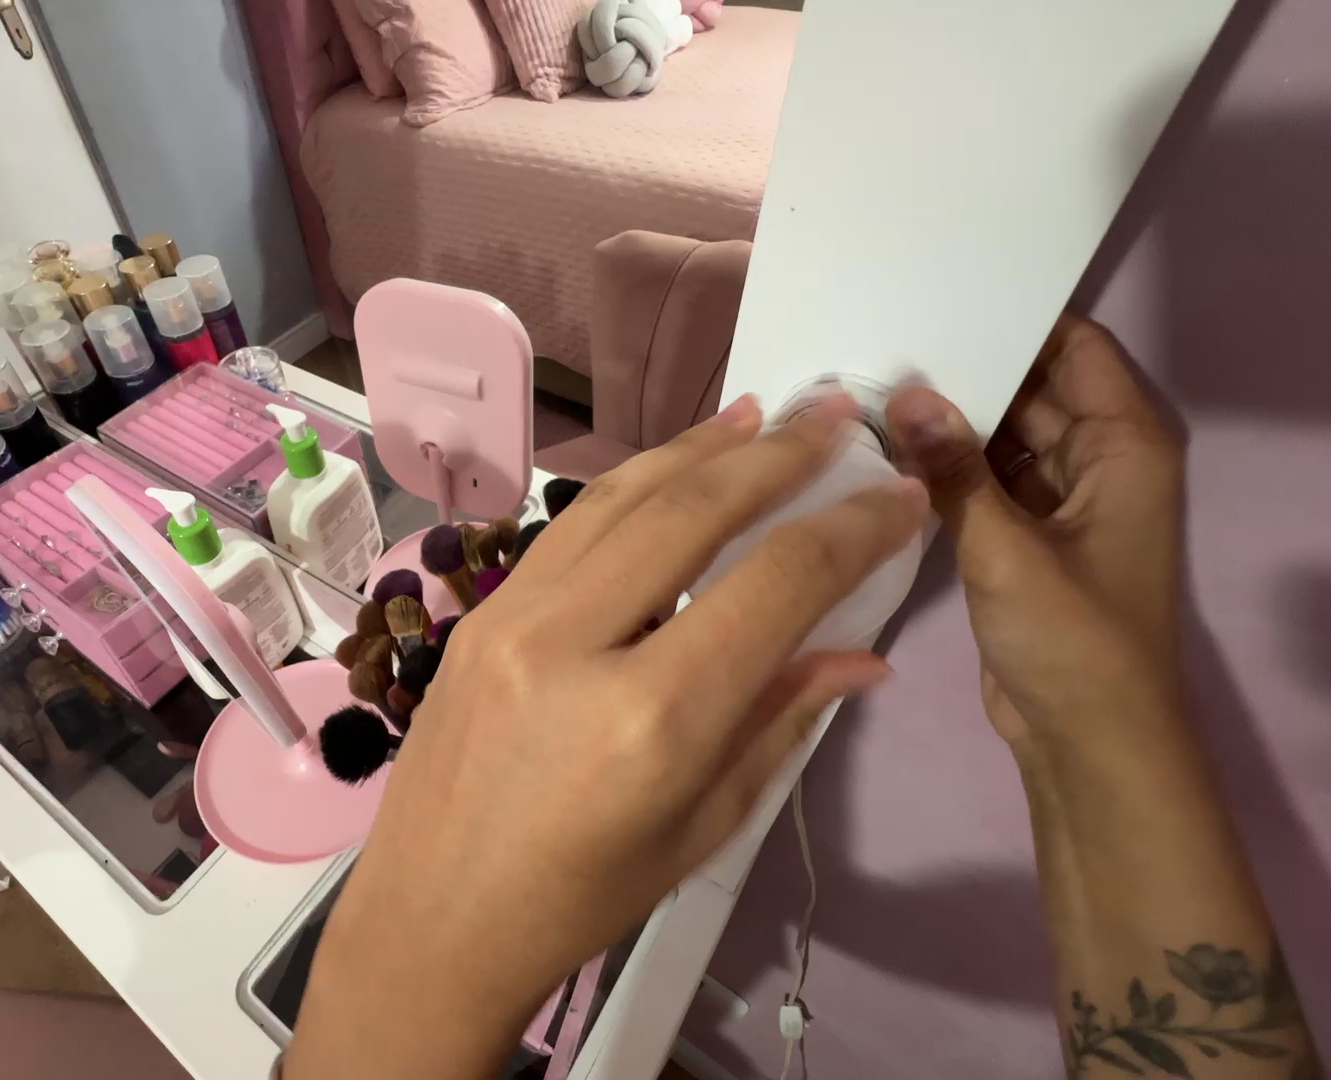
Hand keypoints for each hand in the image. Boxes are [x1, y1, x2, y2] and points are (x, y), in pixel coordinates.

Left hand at [287, 395, 927, 1078]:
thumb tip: (857, 653)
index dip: (849, 529)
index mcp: (650, 718)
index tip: (896, 495)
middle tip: (832, 413)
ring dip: (695, 449)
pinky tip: (666, 470)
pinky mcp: (480, 614)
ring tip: (755, 417)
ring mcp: (512, 617)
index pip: (772, 586)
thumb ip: (777, 721)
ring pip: (618, 499)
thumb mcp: (700, 828)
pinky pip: (567, 529)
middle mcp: (574, 643)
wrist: (434, 916)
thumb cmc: (579, 898)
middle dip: (774, 456)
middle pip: (689, 513)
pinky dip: (628, 485)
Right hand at [885, 314, 1184, 748]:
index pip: (1075, 351)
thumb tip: (904, 396)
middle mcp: (1091, 461)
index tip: (943, 296)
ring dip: (945, 421)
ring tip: (871, 387)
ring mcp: (1050, 499)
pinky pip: (977, 478)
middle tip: (884, 341)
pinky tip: (884, 449)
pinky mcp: (1015, 532)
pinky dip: (940, 465)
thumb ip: (954, 470)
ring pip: (996, 437)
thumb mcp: (1007, 546)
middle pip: (1029, 391)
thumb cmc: (1072, 636)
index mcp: (1122, 447)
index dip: (1018, 321)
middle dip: (965, 371)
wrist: (1083, 732)